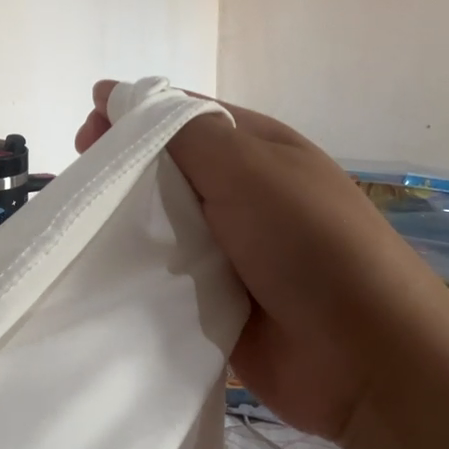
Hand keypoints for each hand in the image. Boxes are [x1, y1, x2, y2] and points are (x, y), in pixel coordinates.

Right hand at [77, 80, 448, 448]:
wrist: (368, 359)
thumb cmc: (307, 242)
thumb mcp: (245, 166)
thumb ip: (175, 128)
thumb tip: (110, 89)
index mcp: (253, 147)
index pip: (177, 114)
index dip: (128, 117)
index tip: (85, 139)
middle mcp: (239, 191)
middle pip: (164, 168)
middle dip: (121, 172)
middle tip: (82, 189)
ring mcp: (229, 248)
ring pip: (160, 222)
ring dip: (125, 224)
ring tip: (80, 233)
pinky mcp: (216, 300)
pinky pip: (165, 275)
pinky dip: (137, 272)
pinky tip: (99, 275)